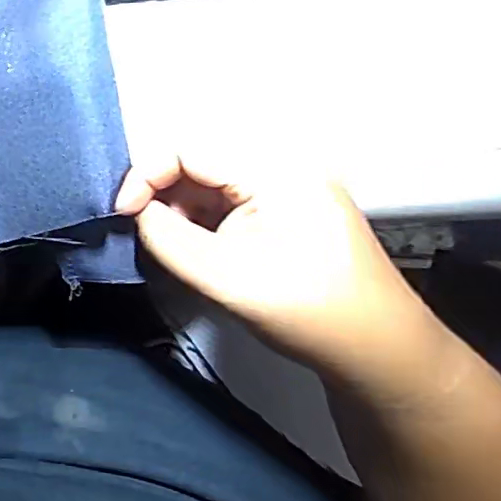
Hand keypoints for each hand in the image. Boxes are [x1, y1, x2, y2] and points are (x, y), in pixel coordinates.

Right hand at [115, 149, 467, 405]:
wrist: (378, 351)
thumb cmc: (306, 313)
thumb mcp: (221, 276)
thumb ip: (165, 237)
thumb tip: (136, 211)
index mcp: (275, 170)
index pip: (189, 149)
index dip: (146, 175)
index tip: (122, 213)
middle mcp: (284, 164)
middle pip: (201, 160)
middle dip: (163, 191)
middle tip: (143, 229)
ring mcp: (289, 184)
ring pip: (213, 180)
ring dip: (182, 207)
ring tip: (173, 245)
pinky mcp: (288, 205)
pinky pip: (231, 197)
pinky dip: (204, 218)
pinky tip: (199, 247)